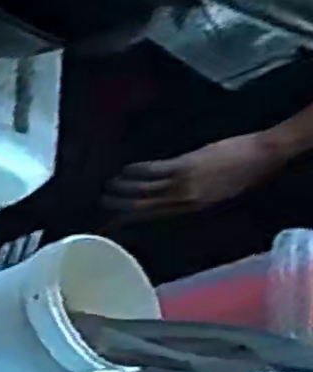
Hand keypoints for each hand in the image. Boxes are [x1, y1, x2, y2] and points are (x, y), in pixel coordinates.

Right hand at [102, 133, 287, 220]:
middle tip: (102, 200)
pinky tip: (126, 169)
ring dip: (119, 186)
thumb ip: (188, 203)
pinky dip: (133, 170)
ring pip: (138, 188)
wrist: (268, 152)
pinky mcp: (182, 165)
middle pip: (136, 204)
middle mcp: (180, 198)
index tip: (108, 219)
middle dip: (114, 203)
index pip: (147, 216)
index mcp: (189, 208)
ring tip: (110, 183)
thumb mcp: (218, 197)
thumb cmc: (247, 175)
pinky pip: (149, 170)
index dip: (123, 218)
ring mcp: (180, 181)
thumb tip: (161, 207)